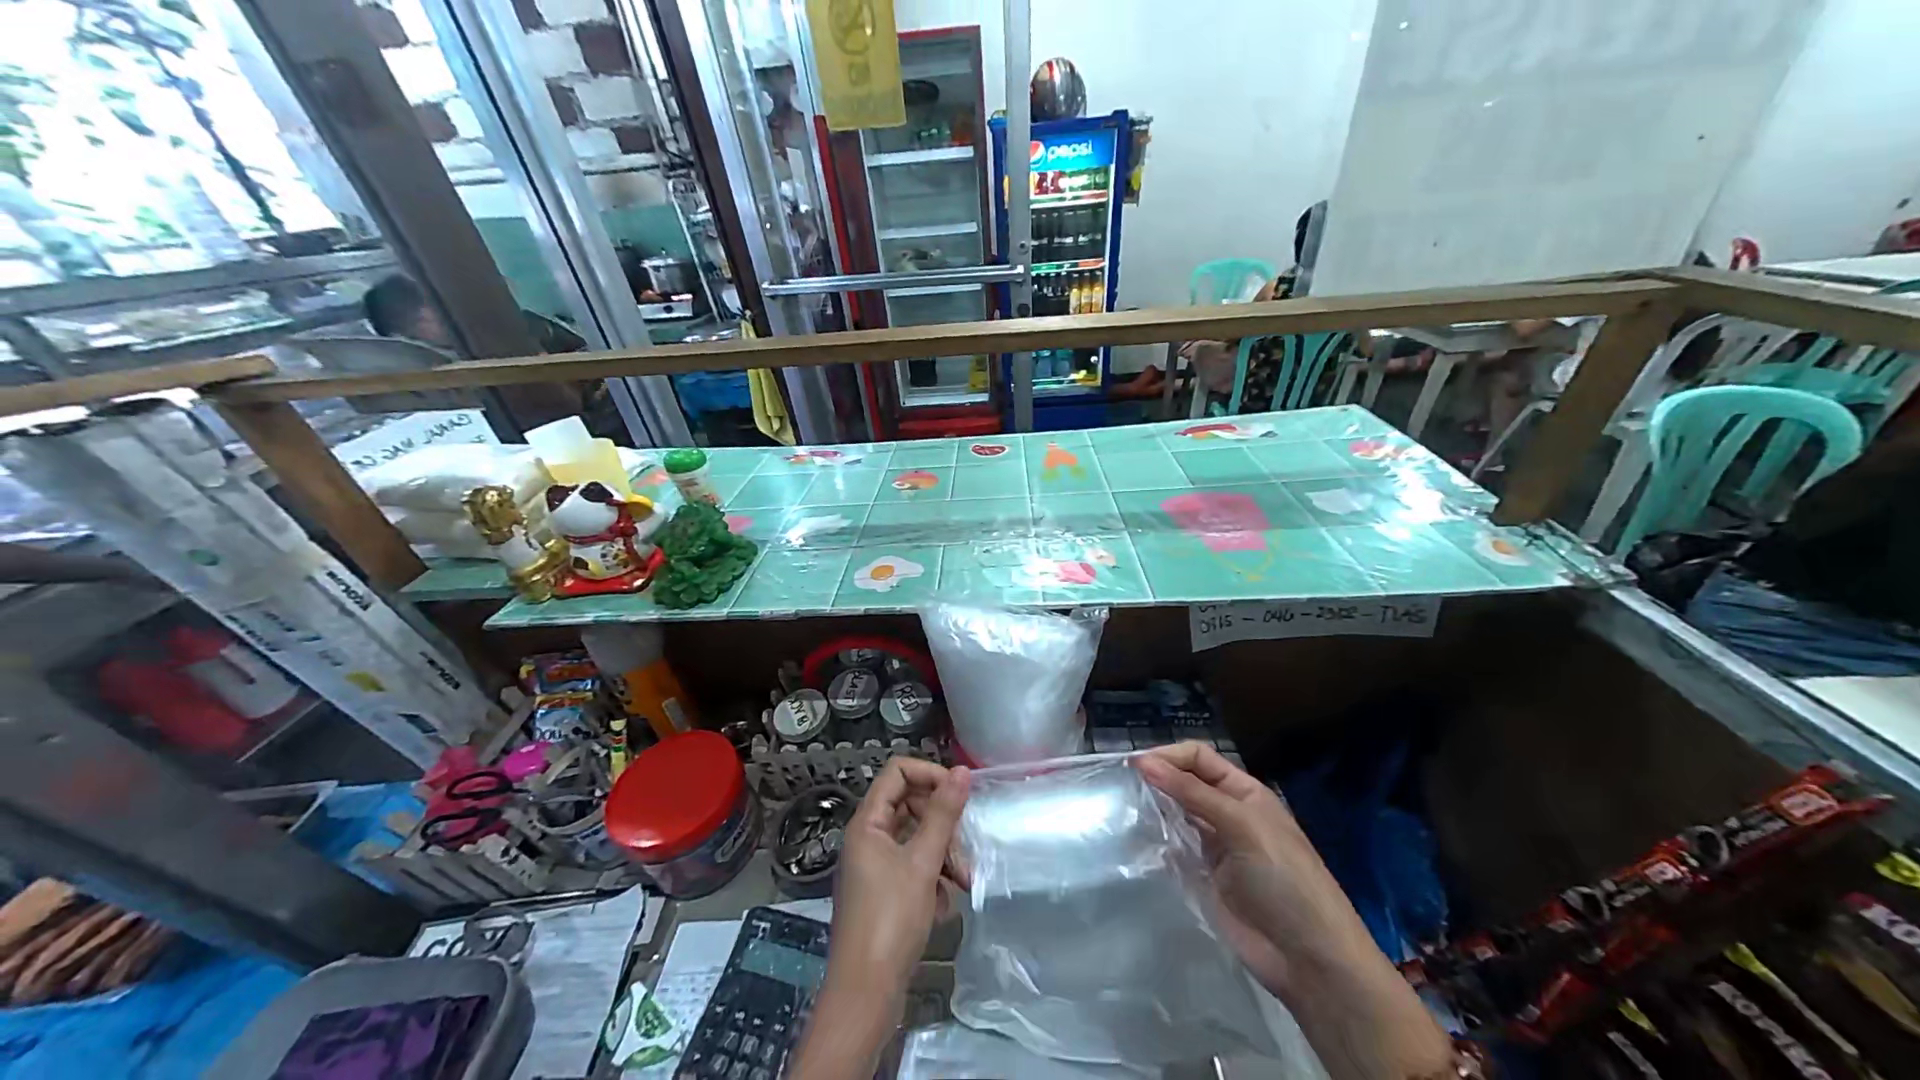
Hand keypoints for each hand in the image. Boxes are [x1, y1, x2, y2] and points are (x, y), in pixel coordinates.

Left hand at [790, 759, 968, 1079]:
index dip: (930, 774)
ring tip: (963, 881)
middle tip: (965, 847)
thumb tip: (961, 771)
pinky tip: (944, 903)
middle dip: (942, 823)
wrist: (866, 991)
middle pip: (910, 805)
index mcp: (867, 822)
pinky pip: (913, 867)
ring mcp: (875, 865)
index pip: (897, 772)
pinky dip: (932, 878)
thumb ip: (943, 814)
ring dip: (942, 854)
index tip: (960, 792)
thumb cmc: (891, 919)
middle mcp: (868, 838)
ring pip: (916, 839)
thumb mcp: (923, 862)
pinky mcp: (884, 891)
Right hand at [1135, 742, 1364, 997]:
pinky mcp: (1200, 877)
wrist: (1308, 958)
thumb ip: (1192, 794)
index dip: (1169, 756)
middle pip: (1184, 783)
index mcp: (1244, 793)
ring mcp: (1213, 846)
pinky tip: (1135, 840)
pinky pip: (1171, 848)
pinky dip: (1154, 840)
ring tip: (1122, 809)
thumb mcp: (1242, 826)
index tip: (1135, 766)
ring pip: (1174, 814)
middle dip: (1156, 779)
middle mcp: (1227, 813)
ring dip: (1152, 808)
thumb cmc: (1284, 879)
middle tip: (1121, 785)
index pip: (1199, 759)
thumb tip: (1142, 762)